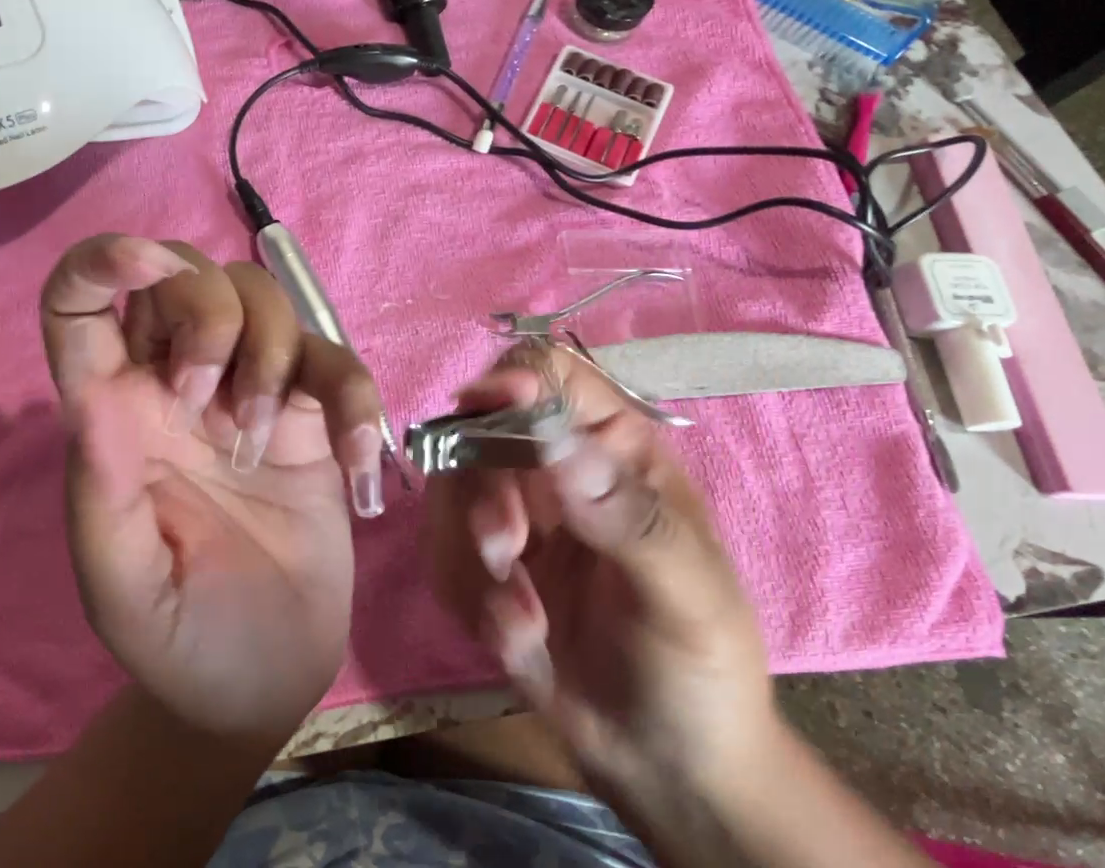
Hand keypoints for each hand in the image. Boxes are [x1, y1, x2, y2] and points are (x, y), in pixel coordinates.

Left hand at [39, 234, 386, 739]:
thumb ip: (101, 490)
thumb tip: (90, 395)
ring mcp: (247, 397)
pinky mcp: (313, 420)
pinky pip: (336, 364)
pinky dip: (355, 402)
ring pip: (261, 299)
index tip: (146, 262)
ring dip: (273, 357)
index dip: (100, 261)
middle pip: (183, 276)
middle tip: (218, 414)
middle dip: (209, 315)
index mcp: (110, 415)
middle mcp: (172, 389)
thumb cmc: (176, 637)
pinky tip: (356, 477)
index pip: (78, 306)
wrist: (258, 684)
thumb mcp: (122, 583)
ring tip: (266, 452)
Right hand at [424, 346, 778, 789]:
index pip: (551, 376)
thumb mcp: (685, 595)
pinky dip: (469, 601)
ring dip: (472, 563)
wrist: (664, 763)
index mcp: (614, 454)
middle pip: (476, 436)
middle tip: (505, 552)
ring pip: (446, 500)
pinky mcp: (479, 570)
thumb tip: (555, 441)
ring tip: (525, 623)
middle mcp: (553, 475)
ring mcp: (512, 522)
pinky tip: (519, 641)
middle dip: (480, 496)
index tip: (482, 411)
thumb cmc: (699, 668)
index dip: (510, 379)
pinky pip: (439, 558)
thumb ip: (625, 516)